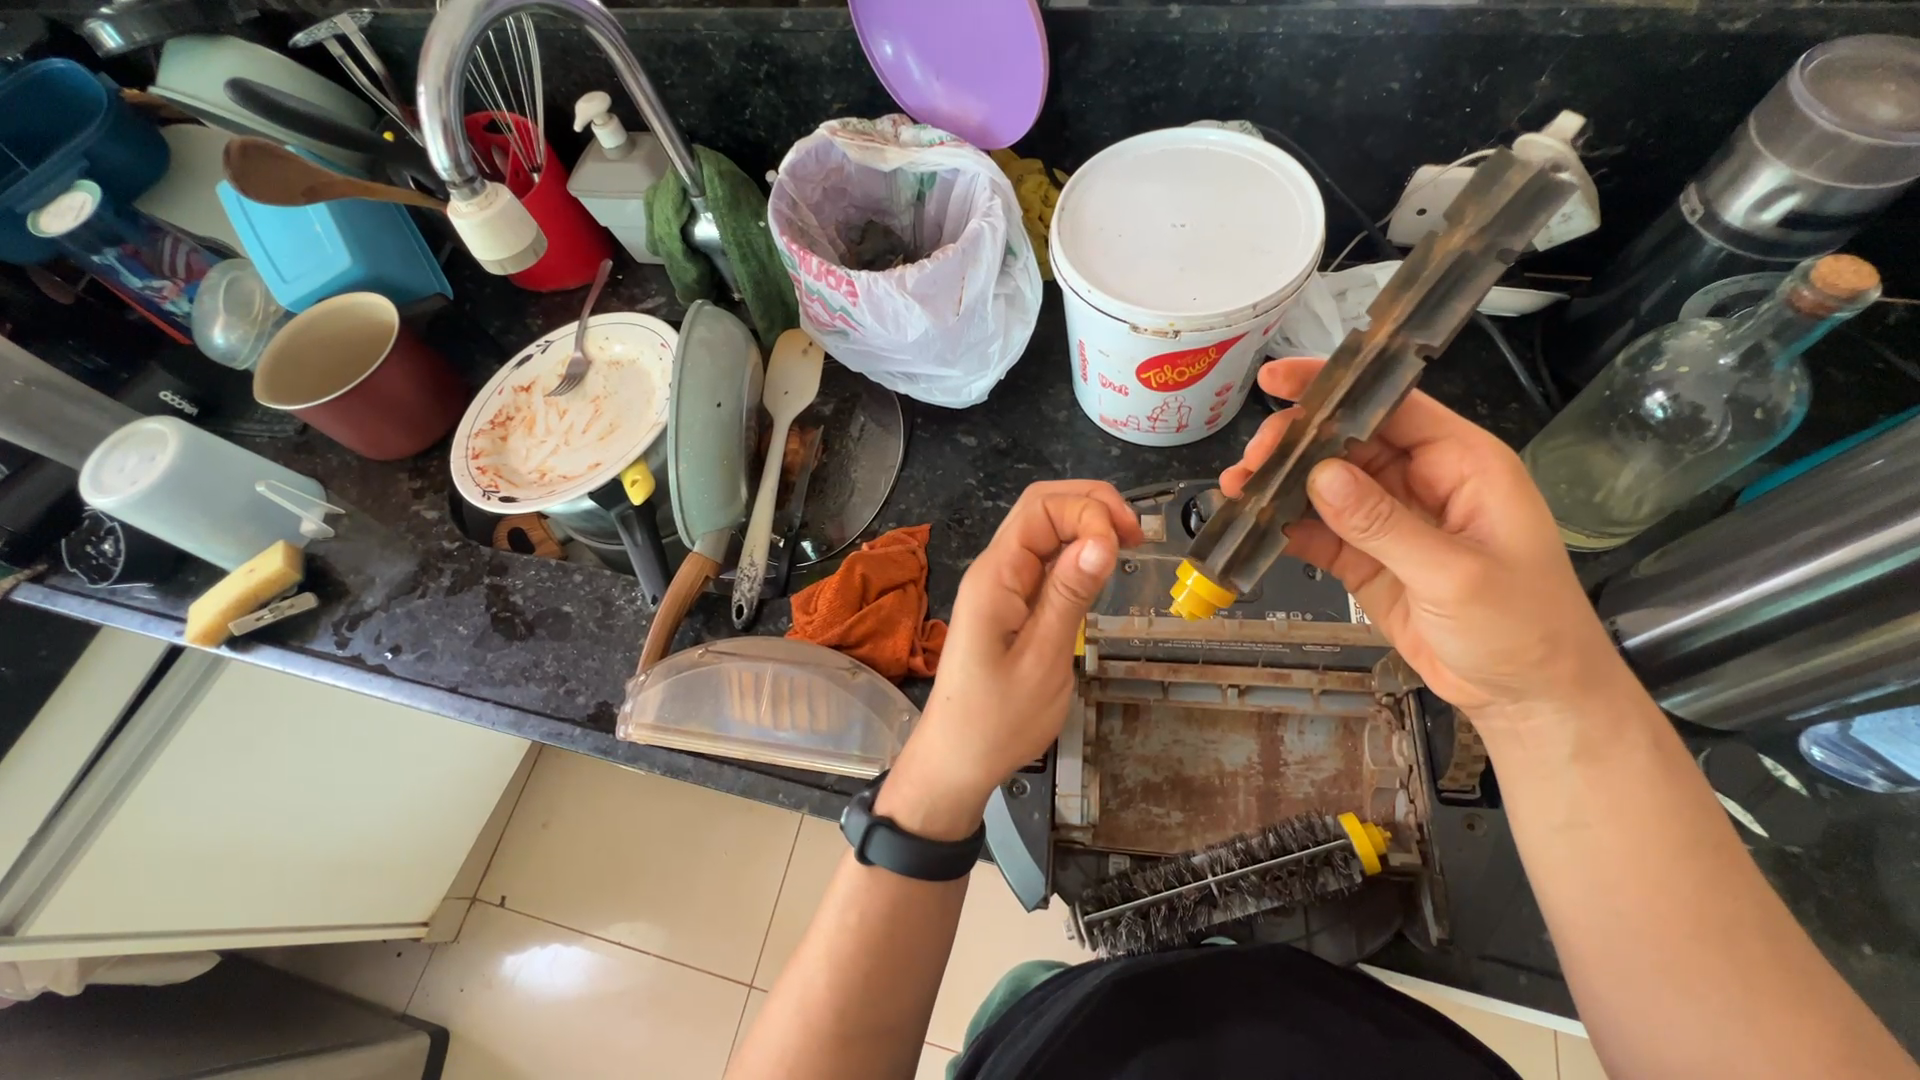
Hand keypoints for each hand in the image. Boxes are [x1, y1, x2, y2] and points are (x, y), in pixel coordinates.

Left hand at [878, 481, 1143, 839]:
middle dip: (1091, 506)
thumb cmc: (997, 720)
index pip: (1040, 508)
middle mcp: (995, 571)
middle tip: (1137, 535)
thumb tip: (1102, 540)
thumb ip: (1068, 596)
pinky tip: (1102, 569)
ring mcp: (1001, 587)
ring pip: (1043, 532)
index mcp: (995, 576)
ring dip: (1087, 527)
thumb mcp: (1042, 660)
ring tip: (1129, 545)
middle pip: (1040, 509)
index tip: (1125, 544)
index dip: (1088, 511)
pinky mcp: (1010, 605)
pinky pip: (1044, 563)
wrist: (957, 759)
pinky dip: (1077, 556)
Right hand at [1222, 357, 1630, 729]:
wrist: (1526, 696)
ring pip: (1325, 487)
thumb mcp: (1455, 574)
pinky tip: (1252, 523)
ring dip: (1280, 485)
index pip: (1392, 406)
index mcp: (1461, 464)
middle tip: (1252, 459)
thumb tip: (1319, 476)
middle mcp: (1422, 482)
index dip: (1335, 389)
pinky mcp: (1367, 559)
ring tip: (1236, 488)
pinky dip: (1285, 527)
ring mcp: (1390, 522)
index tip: (1276, 381)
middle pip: (1347, 444)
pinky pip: (1318, 532)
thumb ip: (1384, 524)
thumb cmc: (1520, 628)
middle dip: (1295, 444)